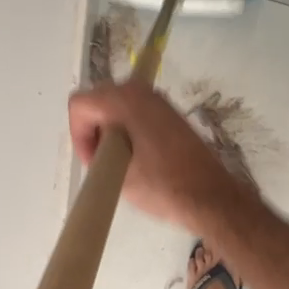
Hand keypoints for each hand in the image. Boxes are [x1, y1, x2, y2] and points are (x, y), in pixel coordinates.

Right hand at [68, 82, 256, 229]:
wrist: (210, 197)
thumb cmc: (162, 187)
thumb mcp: (119, 175)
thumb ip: (97, 157)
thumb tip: (96, 153)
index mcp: (123, 99)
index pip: (80, 105)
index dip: (78, 135)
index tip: (91, 163)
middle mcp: (140, 91)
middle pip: (99, 102)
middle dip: (95, 132)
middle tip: (102, 164)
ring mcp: (160, 102)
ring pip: (120, 110)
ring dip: (113, 134)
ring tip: (120, 166)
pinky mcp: (173, 116)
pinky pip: (140, 117)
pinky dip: (132, 134)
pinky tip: (140, 162)